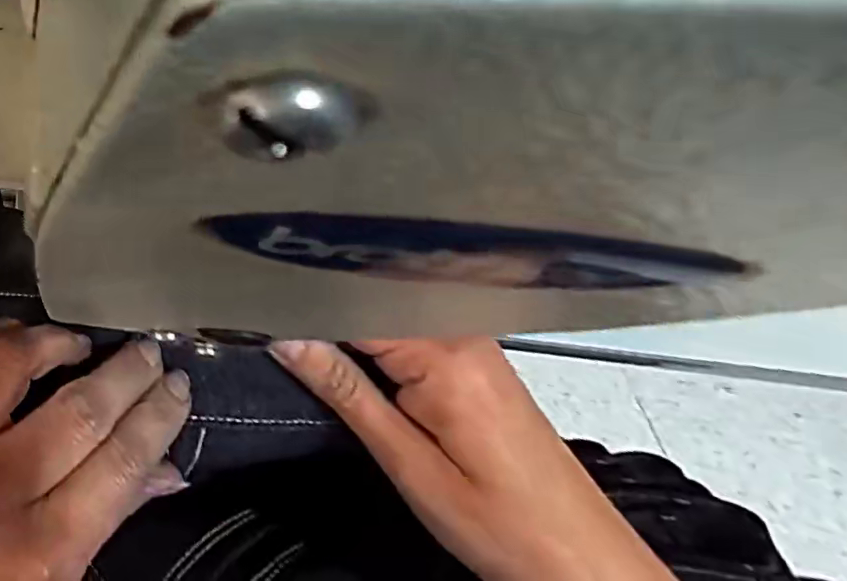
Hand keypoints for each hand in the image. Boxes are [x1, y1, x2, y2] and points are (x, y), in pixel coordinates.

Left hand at [0, 320, 192, 580]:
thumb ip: (109, 519)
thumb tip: (169, 467)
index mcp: (39, 551)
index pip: (118, 467)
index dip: (157, 419)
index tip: (177, 387)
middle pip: (79, 412)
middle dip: (127, 375)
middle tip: (150, 351)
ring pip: (17, 363)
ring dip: (61, 341)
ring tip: (84, 343)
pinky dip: (1, 332)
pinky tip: (25, 334)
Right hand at [269, 337, 674, 580]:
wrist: (589, 565)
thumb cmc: (507, 527)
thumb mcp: (409, 465)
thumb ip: (344, 391)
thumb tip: (285, 338)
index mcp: (442, 351)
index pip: (349, 301)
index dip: (300, 303)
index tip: (257, 308)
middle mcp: (458, 328)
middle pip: (366, 293)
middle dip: (316, 301)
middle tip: (266, 310)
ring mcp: (469, 335)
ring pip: (383, 303)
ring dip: (341, 313)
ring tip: (296, 320)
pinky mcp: (471, 351)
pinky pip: (405, 321)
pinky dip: (369, 328)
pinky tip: (345, 339)